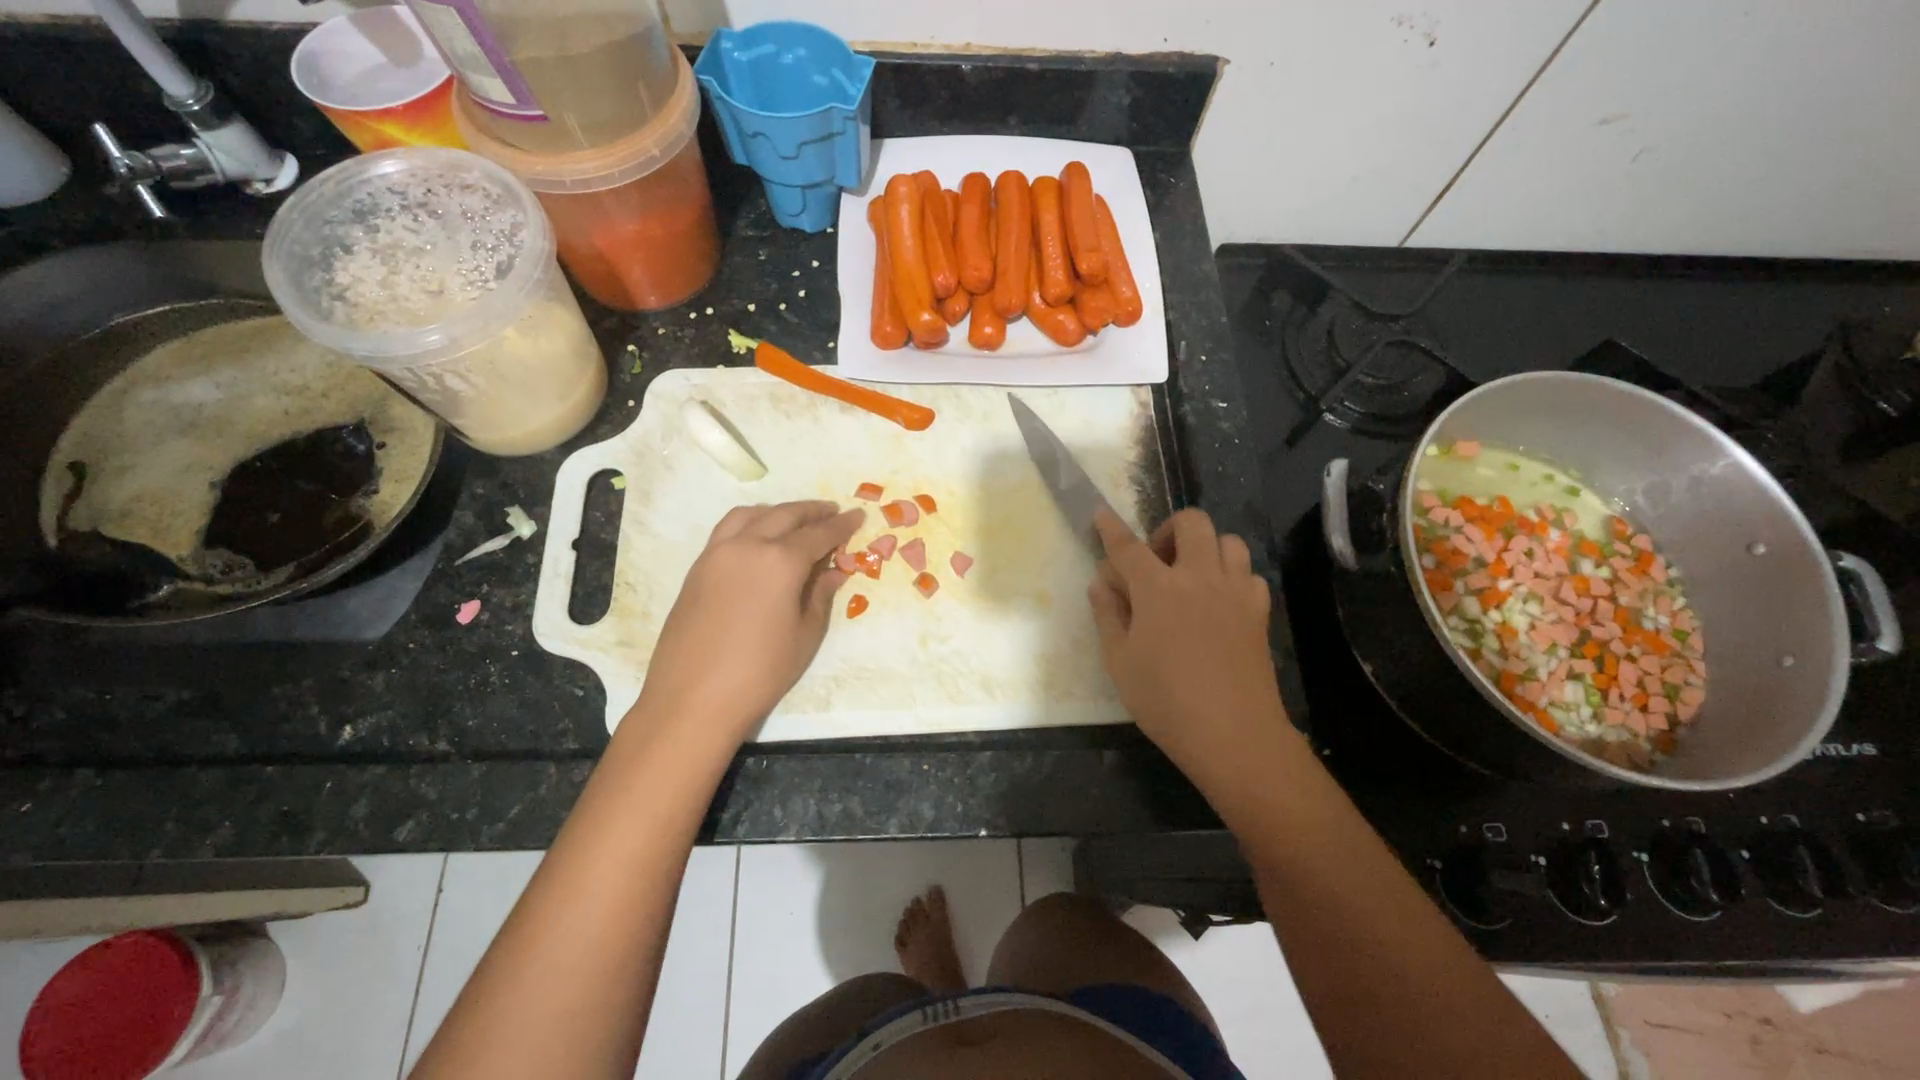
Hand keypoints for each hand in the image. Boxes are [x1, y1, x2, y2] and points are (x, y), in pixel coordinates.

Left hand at [630, 501, 863, 745]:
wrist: (694, 697)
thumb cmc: (760, 672)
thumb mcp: (805, 636)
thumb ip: (821, 596)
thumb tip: (835, 571)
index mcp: (781, 561)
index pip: (819, 533)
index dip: (841, 525)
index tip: (857, 516)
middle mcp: (748, 545)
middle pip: (785, 516)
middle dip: (812, 511)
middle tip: (832, 512)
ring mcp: (717, 553)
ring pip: (752, 515)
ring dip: (779, 512)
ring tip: (796, 520)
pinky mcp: (698, 568)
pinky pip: (728, 529)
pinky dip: (750, 522)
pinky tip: (759, 537)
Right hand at [1088, 507, 1286, 788]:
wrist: (1233, 733)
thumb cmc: (1165, 701)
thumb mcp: (1119, 662)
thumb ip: (1108, 616)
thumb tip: (1102, 583)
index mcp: (1157, 588)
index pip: (1128, 546)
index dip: (1111, 528)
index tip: (1101, 514)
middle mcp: (1199, 577)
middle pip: (1191, 523)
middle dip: (1169, 529)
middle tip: (1156, 560)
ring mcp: (1235, 591)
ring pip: (1228, 541)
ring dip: (1206, 548)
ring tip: (1192, 576)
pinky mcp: (1259, 611)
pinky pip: (1249, 574)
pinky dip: (1232, 577)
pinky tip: (1220, 602)